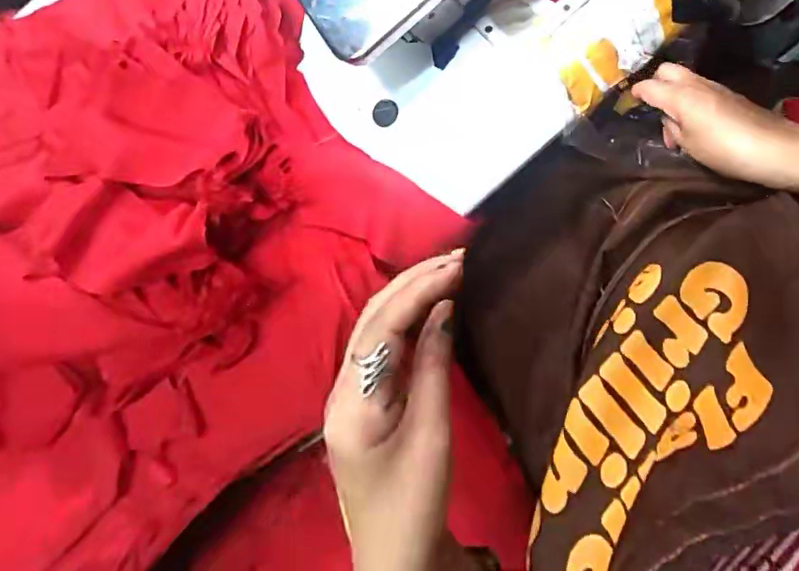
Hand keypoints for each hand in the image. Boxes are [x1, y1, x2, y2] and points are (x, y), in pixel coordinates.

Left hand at [325, 251, 463, 570]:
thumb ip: (435, 366)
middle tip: (456, 258)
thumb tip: (445, 308)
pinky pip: (383, 344)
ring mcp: (348, 392)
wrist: (395, 563)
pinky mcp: (363, 399)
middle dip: (414, 281)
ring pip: (376, 325)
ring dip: (410, 294)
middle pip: (374, 316)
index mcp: (352, 399)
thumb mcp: (432, 436)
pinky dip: (407, 318)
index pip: (383, 324)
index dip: (420, 289)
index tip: (457, 266)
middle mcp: (341, 387)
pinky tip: (431, 305)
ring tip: (447, 270)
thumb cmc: (414, 504)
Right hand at [631, 62, 798, 191]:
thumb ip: (673, 128)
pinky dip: (692, 98)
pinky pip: (701, 88)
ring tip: (678, 122)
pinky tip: (698, 121)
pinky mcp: (731, 95)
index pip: (647, 86)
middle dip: (656, 84)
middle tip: (655, 108)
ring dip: (675, 93)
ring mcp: (715, 86)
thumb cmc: (727, 150)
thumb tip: (669, 119)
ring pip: (685, 78)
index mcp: (678, 95)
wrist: (779, 149)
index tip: (630, 103)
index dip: (635, 94)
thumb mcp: (690, 146)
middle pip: (666, 71)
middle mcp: (694, 83)